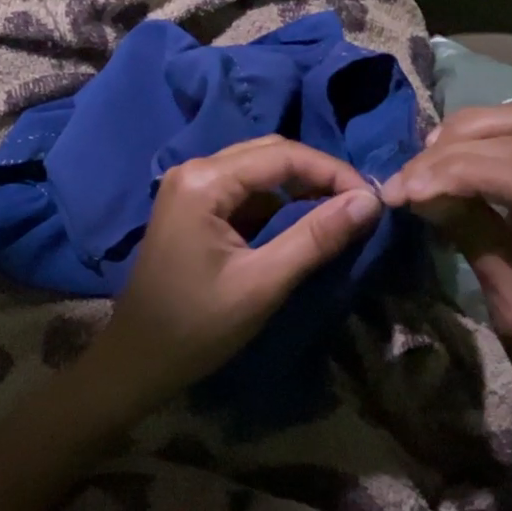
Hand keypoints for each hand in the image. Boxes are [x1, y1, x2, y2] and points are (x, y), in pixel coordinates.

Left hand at [89, 136, 383, 410]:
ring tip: (340, 212)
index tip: (372, 199)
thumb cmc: (197, 325)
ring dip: (300, 185)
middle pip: (270, 152)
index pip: (282, 155)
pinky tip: (304, 220)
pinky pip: (245, 187)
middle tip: (360, 204)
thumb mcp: (262, 284)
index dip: (332, 171)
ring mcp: (191, 185)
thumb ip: (314, 238)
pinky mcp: (194, 204)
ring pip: (259, 168)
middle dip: (318, 174)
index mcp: (204, 180)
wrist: (139, 358)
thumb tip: (369, 201)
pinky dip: (278, 200)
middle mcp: (195, 169)